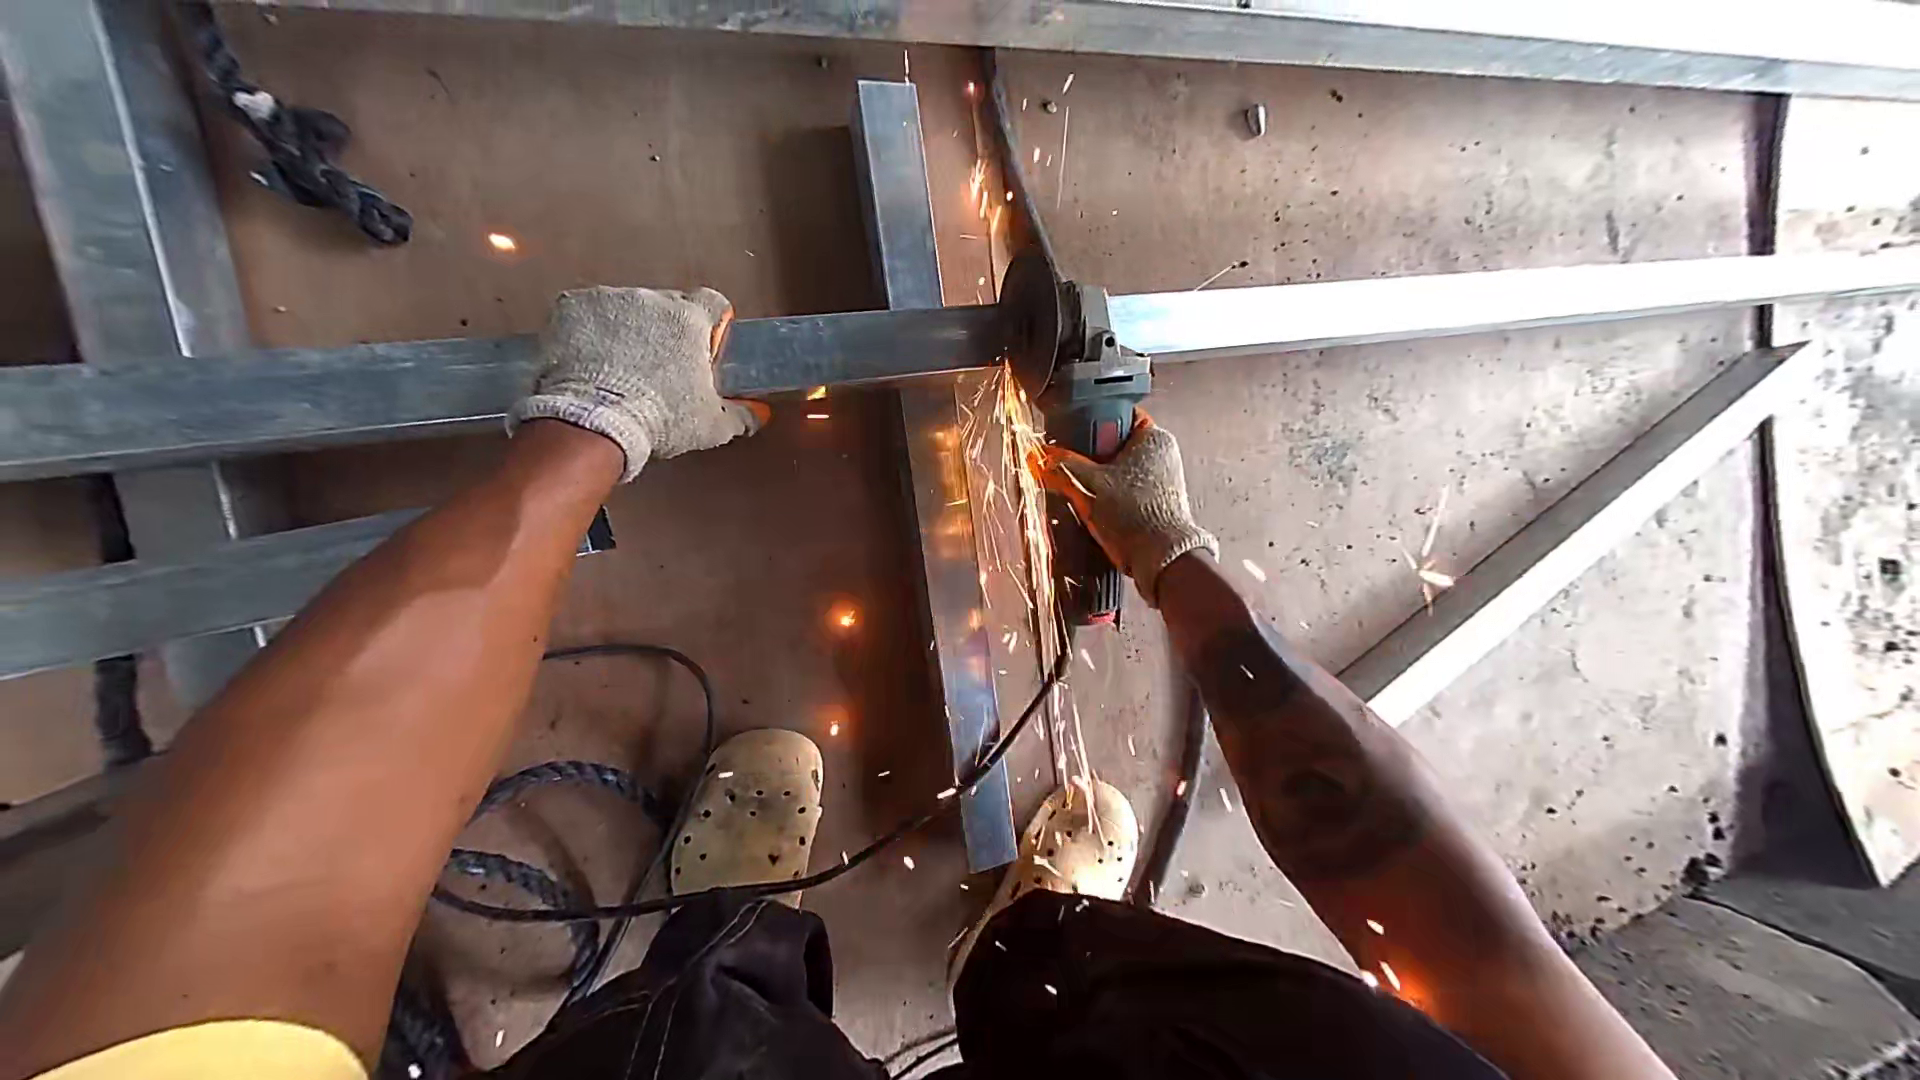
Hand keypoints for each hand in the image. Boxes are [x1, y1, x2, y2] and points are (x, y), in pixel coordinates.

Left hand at [508, 286, 770, 481]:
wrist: (593, 423)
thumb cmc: (662, 420)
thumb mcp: (713, 425)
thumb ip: (743, 415)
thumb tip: (761, 414)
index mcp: (691, 319)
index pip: (714, 302)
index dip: (713, 324)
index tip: (706, 347)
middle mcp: (652, 299)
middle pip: (669, 306)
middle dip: (668, 330)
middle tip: (662, 368)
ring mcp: (608, 299)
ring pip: (628, 309)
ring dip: (630, 330)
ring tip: (622, 369)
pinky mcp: (569, 306)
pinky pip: (589, 313)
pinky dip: (592, 331)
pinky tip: (592, 362)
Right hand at [1034, 409, 1217, 605]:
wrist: (1160, 559)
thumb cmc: (1136, 516)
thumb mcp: (1089, 485)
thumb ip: (1061, 466)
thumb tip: (1039, 456)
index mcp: (1153, 438)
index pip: (1120, 416)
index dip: (1094, 423)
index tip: (1075, 434)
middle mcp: (1162, 456)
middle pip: (1115, 445)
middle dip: (1092, 458)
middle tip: (1074, 468)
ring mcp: (1161, 481)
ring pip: (1118, 471)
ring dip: (1099, 481)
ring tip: (1085, 492)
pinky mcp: (1155, 504)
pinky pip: (1125, 492)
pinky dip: (1110, 498)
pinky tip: (1097, 509)